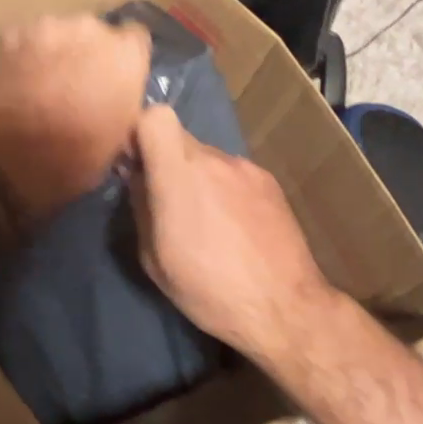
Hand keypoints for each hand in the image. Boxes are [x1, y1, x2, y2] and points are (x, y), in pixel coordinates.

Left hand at [0, 15, 150, 215]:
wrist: (18, 156)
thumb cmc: (79, 155)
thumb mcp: (121, 133)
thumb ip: (122, 99)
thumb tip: (114, 97)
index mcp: (126, 54)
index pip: (135, 38)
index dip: (121, 58)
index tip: (112, 76)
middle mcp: (90, 28)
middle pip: (92, 32)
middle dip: (84, 51)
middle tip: (73, 81)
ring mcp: (47, 27)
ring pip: (55, 32)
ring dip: (52, 50)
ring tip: (40, 81)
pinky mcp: (11, 34)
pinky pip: (22, 40)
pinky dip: (21, 55)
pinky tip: (15, 80)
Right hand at [130, 106, 337, 363]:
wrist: (285, 308)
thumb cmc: (209, 289)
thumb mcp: (154, 258)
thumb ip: (140, 206)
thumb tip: (138, 177)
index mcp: (178, 174)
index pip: (154, 116)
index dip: (141, 131)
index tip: (137, 162)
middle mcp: (211, 159)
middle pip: (179, 138)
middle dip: (167, 161)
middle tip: (169, 201)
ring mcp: (244, 167)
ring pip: (206, 157)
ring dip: (199, 178)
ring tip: (208, 223)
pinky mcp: (268, 180)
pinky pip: (233, 173)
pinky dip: (226, 189)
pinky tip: (236, 227)